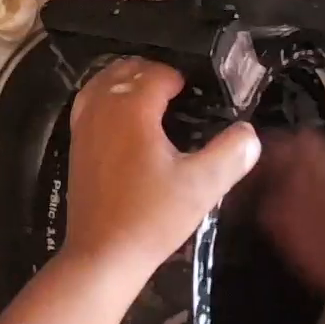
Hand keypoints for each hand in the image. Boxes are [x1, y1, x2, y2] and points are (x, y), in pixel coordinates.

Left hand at [63, 58, 261, 282]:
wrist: (103, 254)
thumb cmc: (152, 217)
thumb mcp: (202, 186)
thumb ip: (231, 154)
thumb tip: (249, 132)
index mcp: (132, 108)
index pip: (158, 73)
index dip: (181, 79)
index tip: (198, 96)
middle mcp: (102, 107)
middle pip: (127, 70)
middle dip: (154, 74)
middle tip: (181, 95)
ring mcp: (83, 125)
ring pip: (103, 82)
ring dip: (127, 81)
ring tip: (153, 97)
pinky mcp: (75, 144)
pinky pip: (89, 103)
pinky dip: (106, 97)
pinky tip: (124, 119)